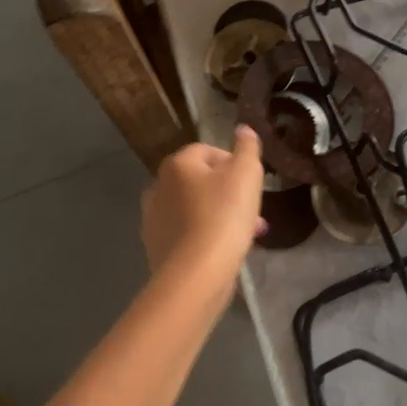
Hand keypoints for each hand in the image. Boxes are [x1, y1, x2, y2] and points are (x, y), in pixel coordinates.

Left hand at [140, 126, 265, 277]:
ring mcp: (153, 220)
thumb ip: (247, 147)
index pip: (207, 151)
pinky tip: (225, 251)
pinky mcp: (156, 249)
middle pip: (201, 182)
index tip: (251, 183)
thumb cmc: (223, 216)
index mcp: (177, 164)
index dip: (233, 163)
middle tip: (253, 211)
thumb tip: (243, 129)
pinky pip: (187, 234)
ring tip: (247, 235)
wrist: (196, 276)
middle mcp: (158, 187)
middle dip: (229, 194)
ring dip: (220, 216)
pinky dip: (205, 237)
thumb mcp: (246, 174)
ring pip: (195, 210)